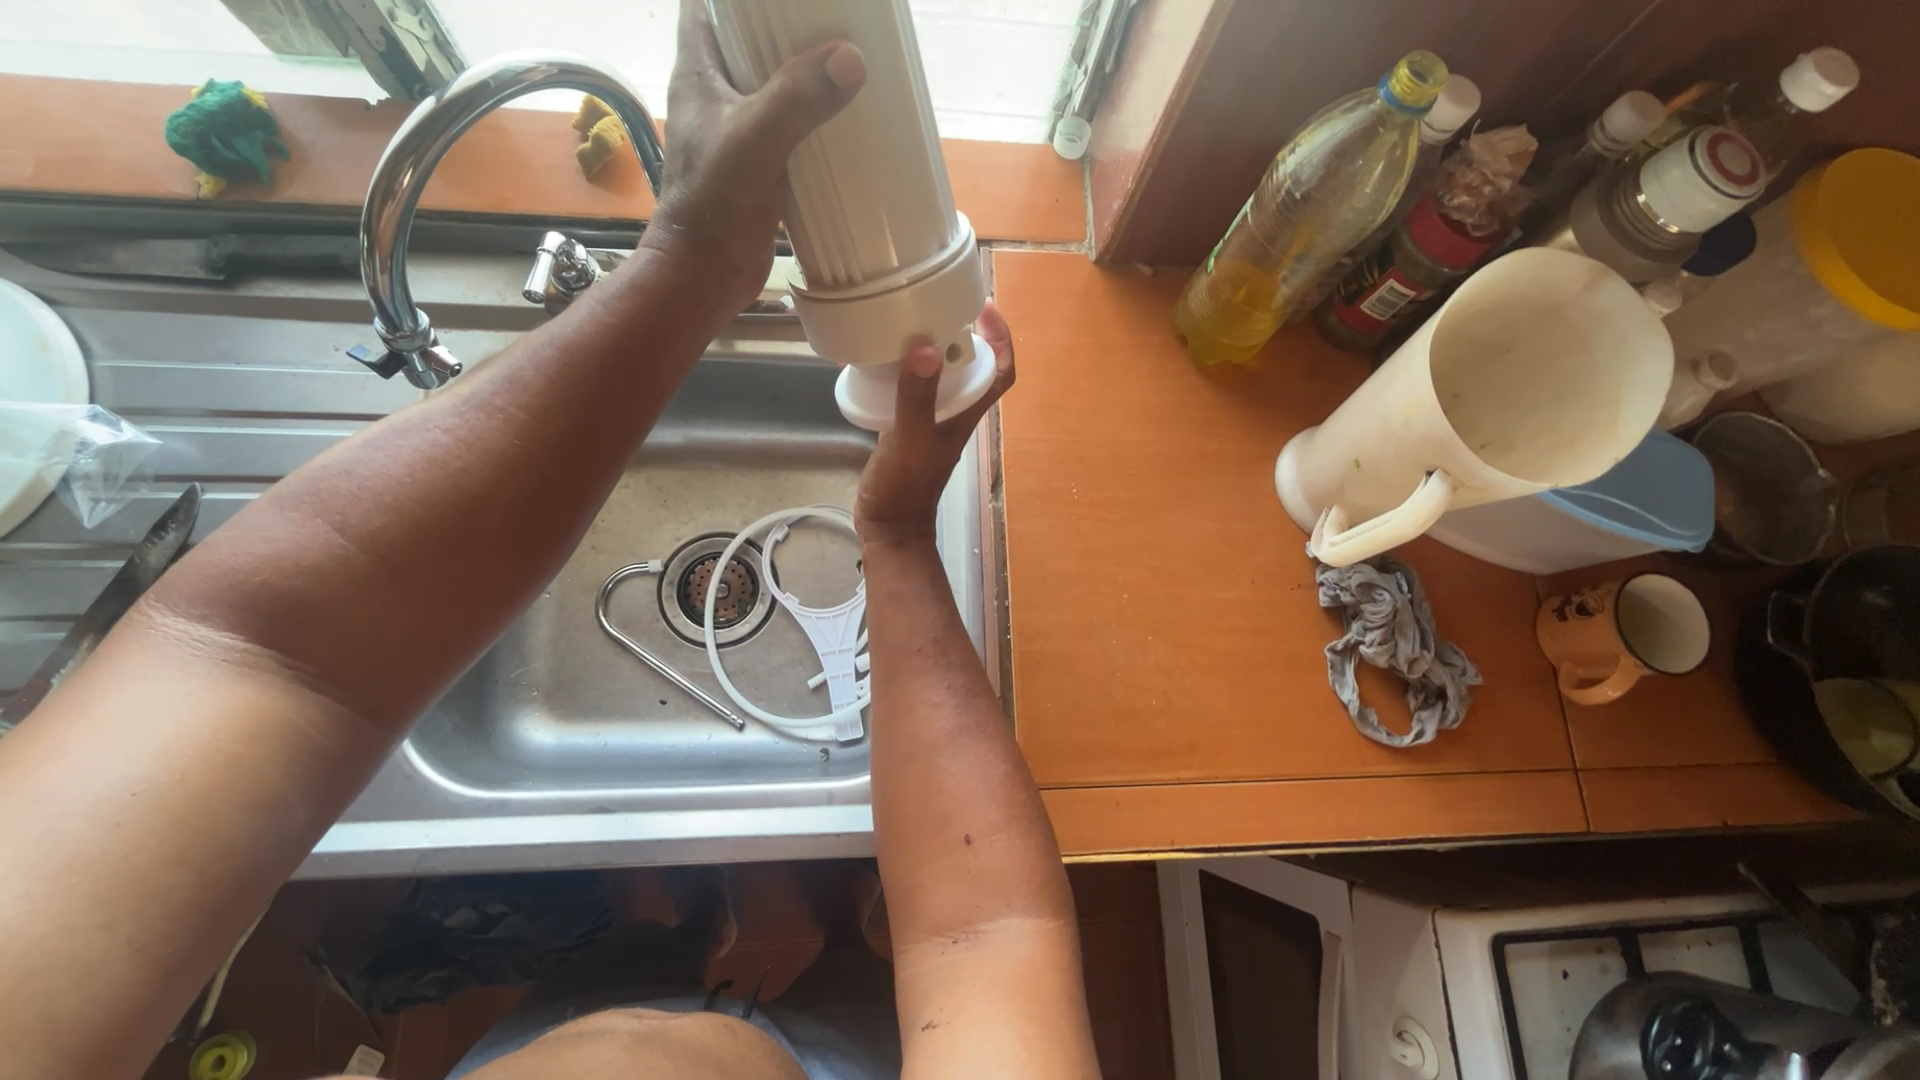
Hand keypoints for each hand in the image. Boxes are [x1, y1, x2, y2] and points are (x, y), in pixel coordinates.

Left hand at [641, 0, 865, 312]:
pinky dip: (809, 121)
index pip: (704, 5)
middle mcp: (713, 97)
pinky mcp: (756, 168)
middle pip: (743, 42)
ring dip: (799, 75)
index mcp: (697, 72)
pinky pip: (785, 129)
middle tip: (828, 18)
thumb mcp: (755, 140)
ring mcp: (734, 134)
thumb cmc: (714, 202)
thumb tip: (849, 59)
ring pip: (768, 87)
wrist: (706, 272)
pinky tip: (840, 121)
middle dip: (780, 25)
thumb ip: (797, 98)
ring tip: (844, 60)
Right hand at [855, 303, 1016, 546]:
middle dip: (962, 332)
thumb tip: (927, 348)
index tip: (985, 307)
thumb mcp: (911, 438)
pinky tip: (878, 357)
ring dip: (930, 350)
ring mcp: (930, 420)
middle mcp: (953, 412)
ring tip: (908, 321)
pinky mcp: (905, 426)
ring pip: (940, 376)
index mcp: (965, 412)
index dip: (1002, 339)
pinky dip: (901, 370)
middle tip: (939, 302)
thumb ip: (917, 397)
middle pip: (971, 365)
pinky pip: (910, 388)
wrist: (888, 526)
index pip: (1000, 371)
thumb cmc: (906, 487)